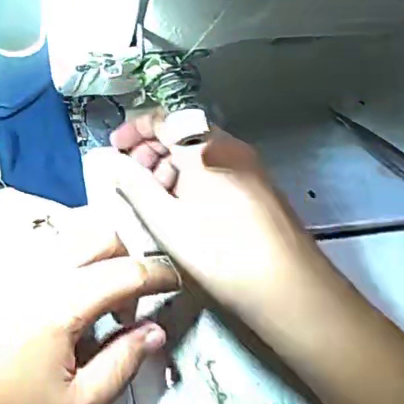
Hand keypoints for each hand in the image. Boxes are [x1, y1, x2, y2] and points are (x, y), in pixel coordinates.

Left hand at [0, 213, 179, 403]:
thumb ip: (123, 363)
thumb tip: (155, 330)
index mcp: (63, 302)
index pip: (129, 271)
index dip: (160, 273)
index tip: (174, 282)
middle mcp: (39, 265)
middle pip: (103, 233)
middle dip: (126, 258)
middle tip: (122, 301)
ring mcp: (10, 255)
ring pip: (71, 228)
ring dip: (92, 252)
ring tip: (84, 294)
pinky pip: (39, 236)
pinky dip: (60, 251)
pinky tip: (50, 288)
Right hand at [102, 112, 327, 318]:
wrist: (289, 284)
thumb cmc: (222, 253)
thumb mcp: (167, 222)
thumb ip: (135, 187)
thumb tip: (115, 163)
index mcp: (205, 147)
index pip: (164, 119)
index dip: (136, 128)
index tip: (116, 145)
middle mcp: (230, 146)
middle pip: (184, 132)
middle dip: (152, 148)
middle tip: (130, 173)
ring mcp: (248, 165)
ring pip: (201, 151)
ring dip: (172, 164)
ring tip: (155, 196)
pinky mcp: (259, 185)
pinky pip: (218, 166)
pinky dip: (194, 176)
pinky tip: (186, 208)